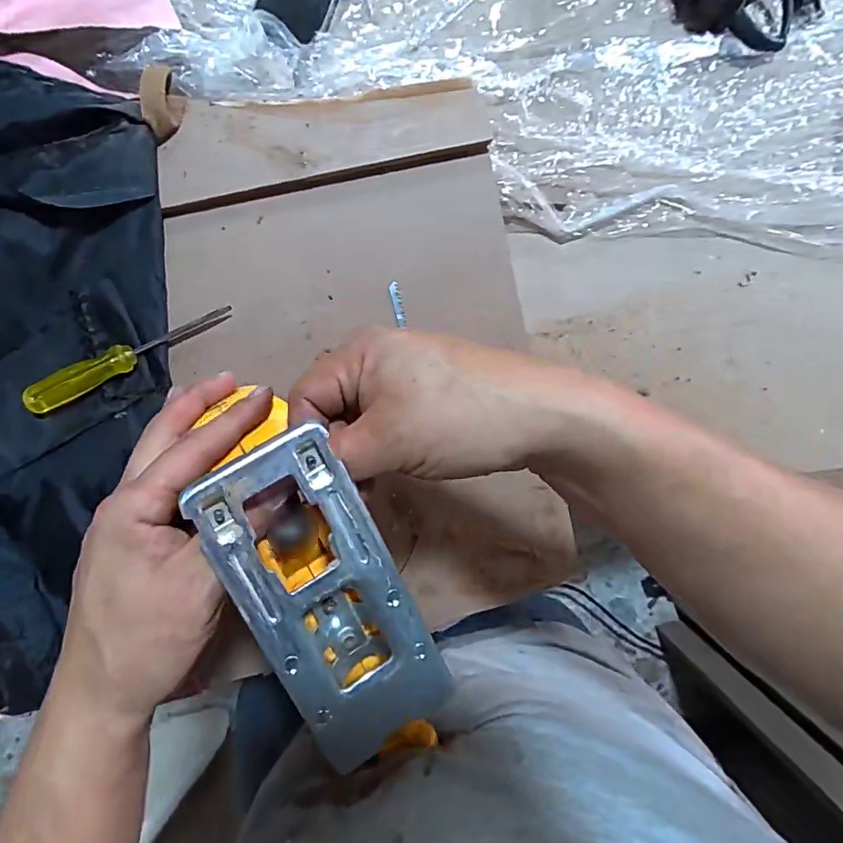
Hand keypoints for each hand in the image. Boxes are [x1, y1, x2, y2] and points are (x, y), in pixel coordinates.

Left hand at [55, 374, 274, 723]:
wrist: (99, 697)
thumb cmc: (145, 639)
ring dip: (184, 428)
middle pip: (158, 440)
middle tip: (228, 379)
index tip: (262, 394)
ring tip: (210, 401)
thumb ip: (238, 530)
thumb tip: (281, 489)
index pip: (188, 452)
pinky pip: (162, 487)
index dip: (228, 422)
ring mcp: (123, 524)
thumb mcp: (200, 584)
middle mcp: (122, 505)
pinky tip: (200, 463)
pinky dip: (184, 462)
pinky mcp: (132, 542)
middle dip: (193, 405)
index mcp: (132, 507)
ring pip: (156, 460)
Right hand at [289, 327, 606, 482]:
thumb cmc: (456, 419)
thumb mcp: (387, 441)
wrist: (542, 415)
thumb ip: (335, 459)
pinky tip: (393, 473)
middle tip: (342, 490)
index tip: (312, 483)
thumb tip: (300, 479)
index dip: (302, 441)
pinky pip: (386, 421)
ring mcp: (406, 373)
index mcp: (359, 352)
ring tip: (371, 485)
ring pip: (359, 419)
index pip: (305, 397)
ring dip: (357, 455)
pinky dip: (382, 449)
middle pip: (330, 407)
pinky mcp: (427, 394)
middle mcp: (377, 355)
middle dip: (332, 451)